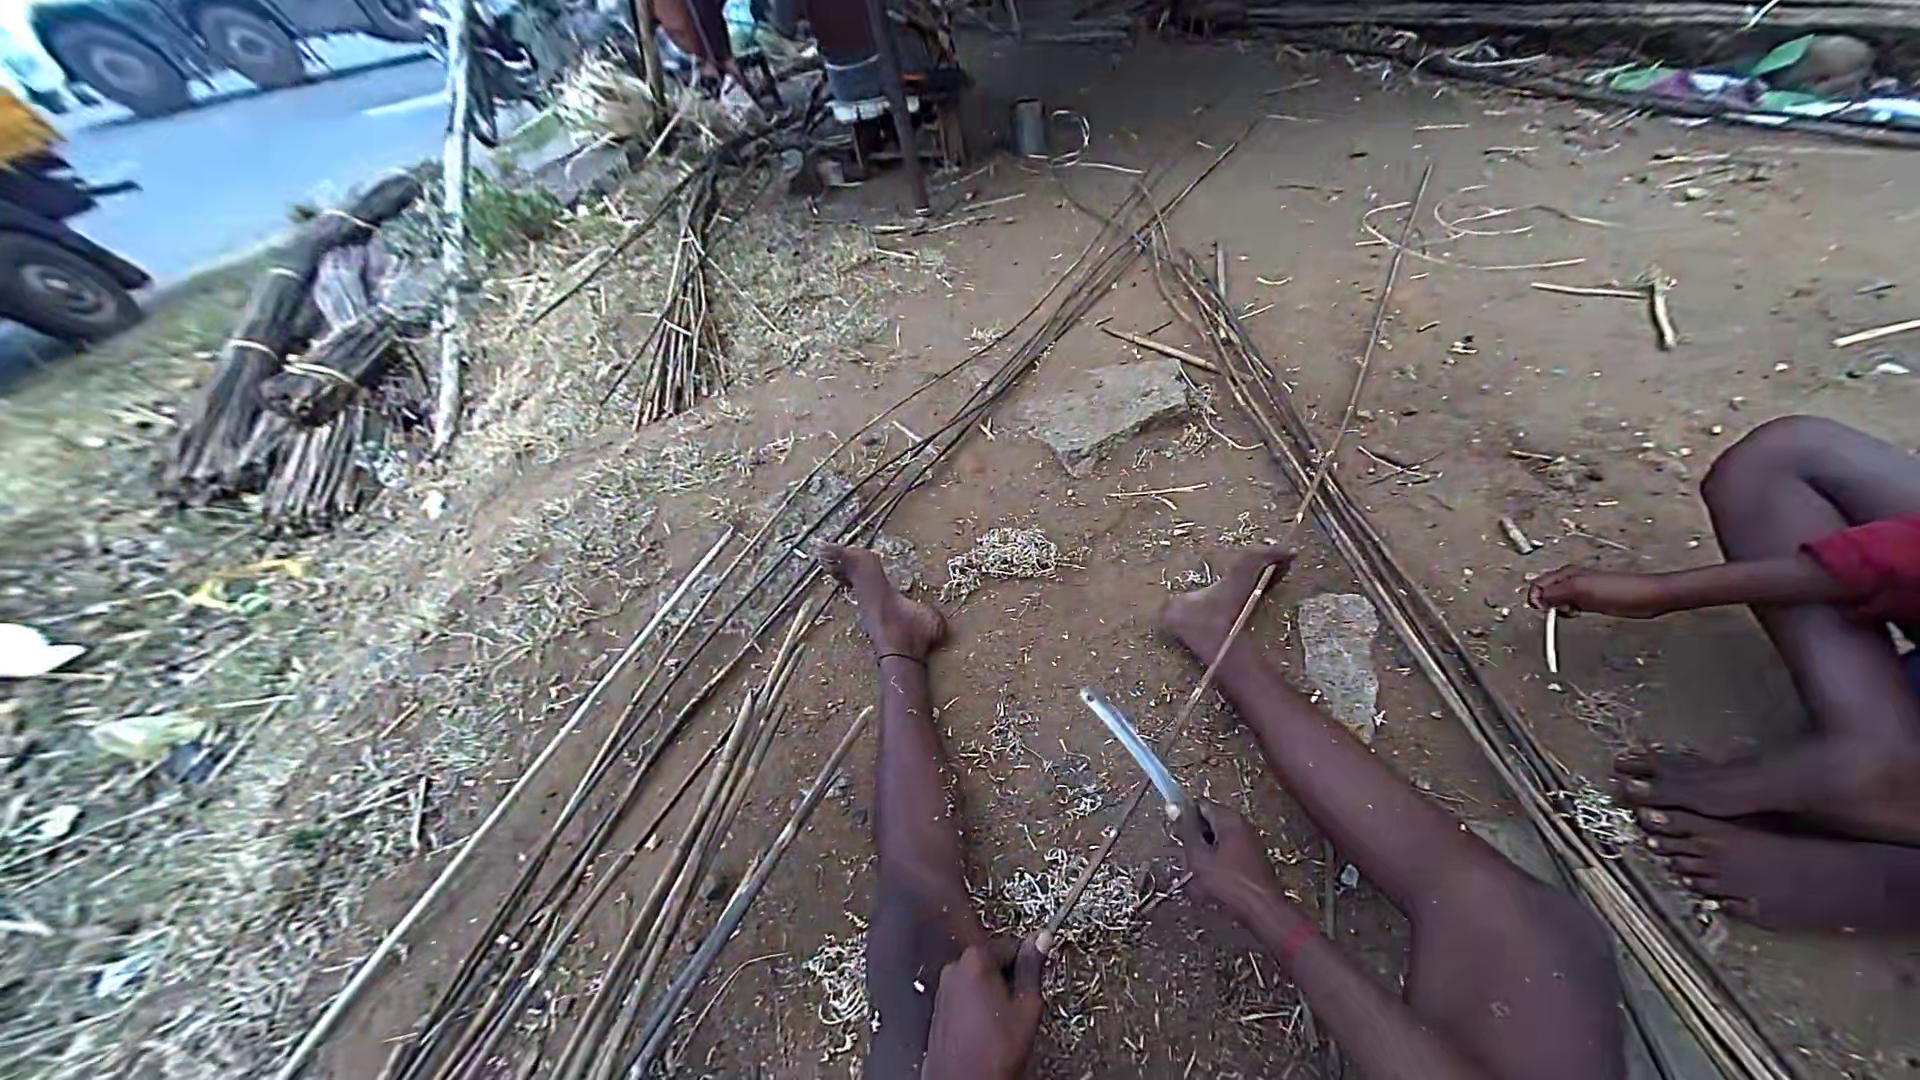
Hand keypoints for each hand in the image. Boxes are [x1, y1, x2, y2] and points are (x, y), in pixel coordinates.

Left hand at [921, 938, 1044, 1079]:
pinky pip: (963, 998)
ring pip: (976, 982)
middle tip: (1018, 1006)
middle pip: (990, 962)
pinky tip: (985, 1032)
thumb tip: (1040, 940)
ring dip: (990, 995)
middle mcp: (954, 968)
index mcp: (975, 959)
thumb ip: (1032, 968)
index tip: (1033, 978)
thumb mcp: (1026, 1008)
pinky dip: (975, 1009)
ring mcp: (943, 989)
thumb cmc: (994, 1053)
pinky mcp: (938, 1010)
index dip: (1025, 963)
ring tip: (1001, 1023)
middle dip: (1006, 980)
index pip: (1009, 945)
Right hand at [1176, 800, 1283, 922]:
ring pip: (1217, 840)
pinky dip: (1217, 863)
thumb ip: (1186, 829)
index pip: (1199, 805)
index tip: (1177, 834)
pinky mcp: (1253, 861)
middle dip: (1195, 838)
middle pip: (1208, 823)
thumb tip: (1174, 807)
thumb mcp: (1198, 855)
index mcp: (1229, 819)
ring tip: (1198, 873)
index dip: (1184, 817)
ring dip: (1205, 853)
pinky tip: (1213, 882)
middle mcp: (1242, 825)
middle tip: (1188, 856)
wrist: (1264, 912)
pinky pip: (1227, 853)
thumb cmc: (1228, 882)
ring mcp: (1250, 843)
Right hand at [1527, 566, 1673, 618]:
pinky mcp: (1590, 600)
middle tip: (1559, 610)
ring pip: (1555, 600)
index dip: (1536, 598)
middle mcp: (1570, 580)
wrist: (1652, 597)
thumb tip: (1537, 599)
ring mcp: (1580, 590)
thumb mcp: (1581, 590)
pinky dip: (1567, 611)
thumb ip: (1554, 593)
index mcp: (1565, 574)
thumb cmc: (1620, 591)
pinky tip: (1576, 613)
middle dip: (1545, 603)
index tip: (1544, 609)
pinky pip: (1569, 605)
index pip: (1537, 584)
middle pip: (1544, 592)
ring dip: (1557, 609)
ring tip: (1570, 612)